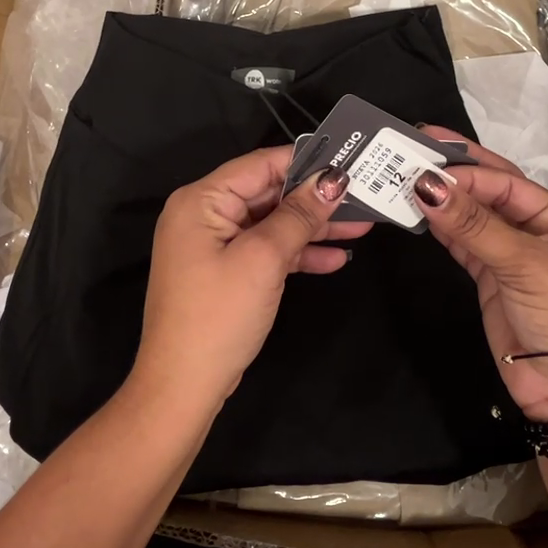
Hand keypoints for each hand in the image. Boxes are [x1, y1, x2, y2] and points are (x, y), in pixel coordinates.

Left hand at [132, 146, 367, 408]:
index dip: (305, 162)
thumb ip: (298, 215)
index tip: (349, 160)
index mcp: (201, 200)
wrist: (183, 387)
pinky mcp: (223, 272)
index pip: (259, 165)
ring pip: (271, 224)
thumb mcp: (264, 259)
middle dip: (314, 198)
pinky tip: (335, 260)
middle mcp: (203, 214)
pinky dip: (296, 254)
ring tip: (362, 228)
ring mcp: (212, 245)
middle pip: (267, 194)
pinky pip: (264, 251)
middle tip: (364, 196)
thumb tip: (332, 178)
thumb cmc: (220, 314)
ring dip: (312, 228)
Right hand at [414, 130, 547, 434]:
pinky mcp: (490, 282)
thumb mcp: (526, 264)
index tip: (424, 160)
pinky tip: (417, 213)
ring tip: (401, 176)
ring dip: (441, 200)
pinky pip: (462, 245)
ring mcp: (510, 258)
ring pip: (470, 218)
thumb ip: (474, 224)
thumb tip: (425, 184)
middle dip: (452, 172)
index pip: (505, 182)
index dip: (466, 170)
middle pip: (487, 193)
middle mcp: (534, 231)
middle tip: (409, 146)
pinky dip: (440, 229)